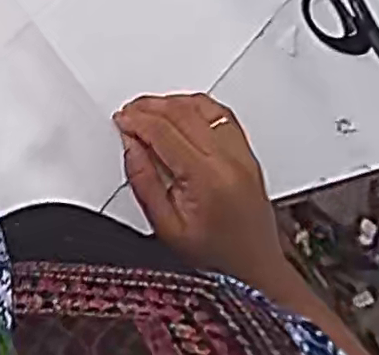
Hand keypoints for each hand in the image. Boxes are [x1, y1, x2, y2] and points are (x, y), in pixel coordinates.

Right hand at [115, 94, 287, 289]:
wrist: (257, 275)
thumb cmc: (216, 259)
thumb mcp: (167, 229)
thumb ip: (144, 182)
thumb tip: (130, 144)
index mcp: (207, 180)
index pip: (164, 131)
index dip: (136, 120)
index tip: (121, 120)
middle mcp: (229, 161)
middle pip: (181, 113)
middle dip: (148, 107)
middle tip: (130, 113)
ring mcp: (242, 155)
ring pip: (201, 106)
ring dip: (170, 103)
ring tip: (150, 111)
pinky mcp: (248, 153)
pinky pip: (221, 114)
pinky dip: (196, 105)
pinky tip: (181, 110)